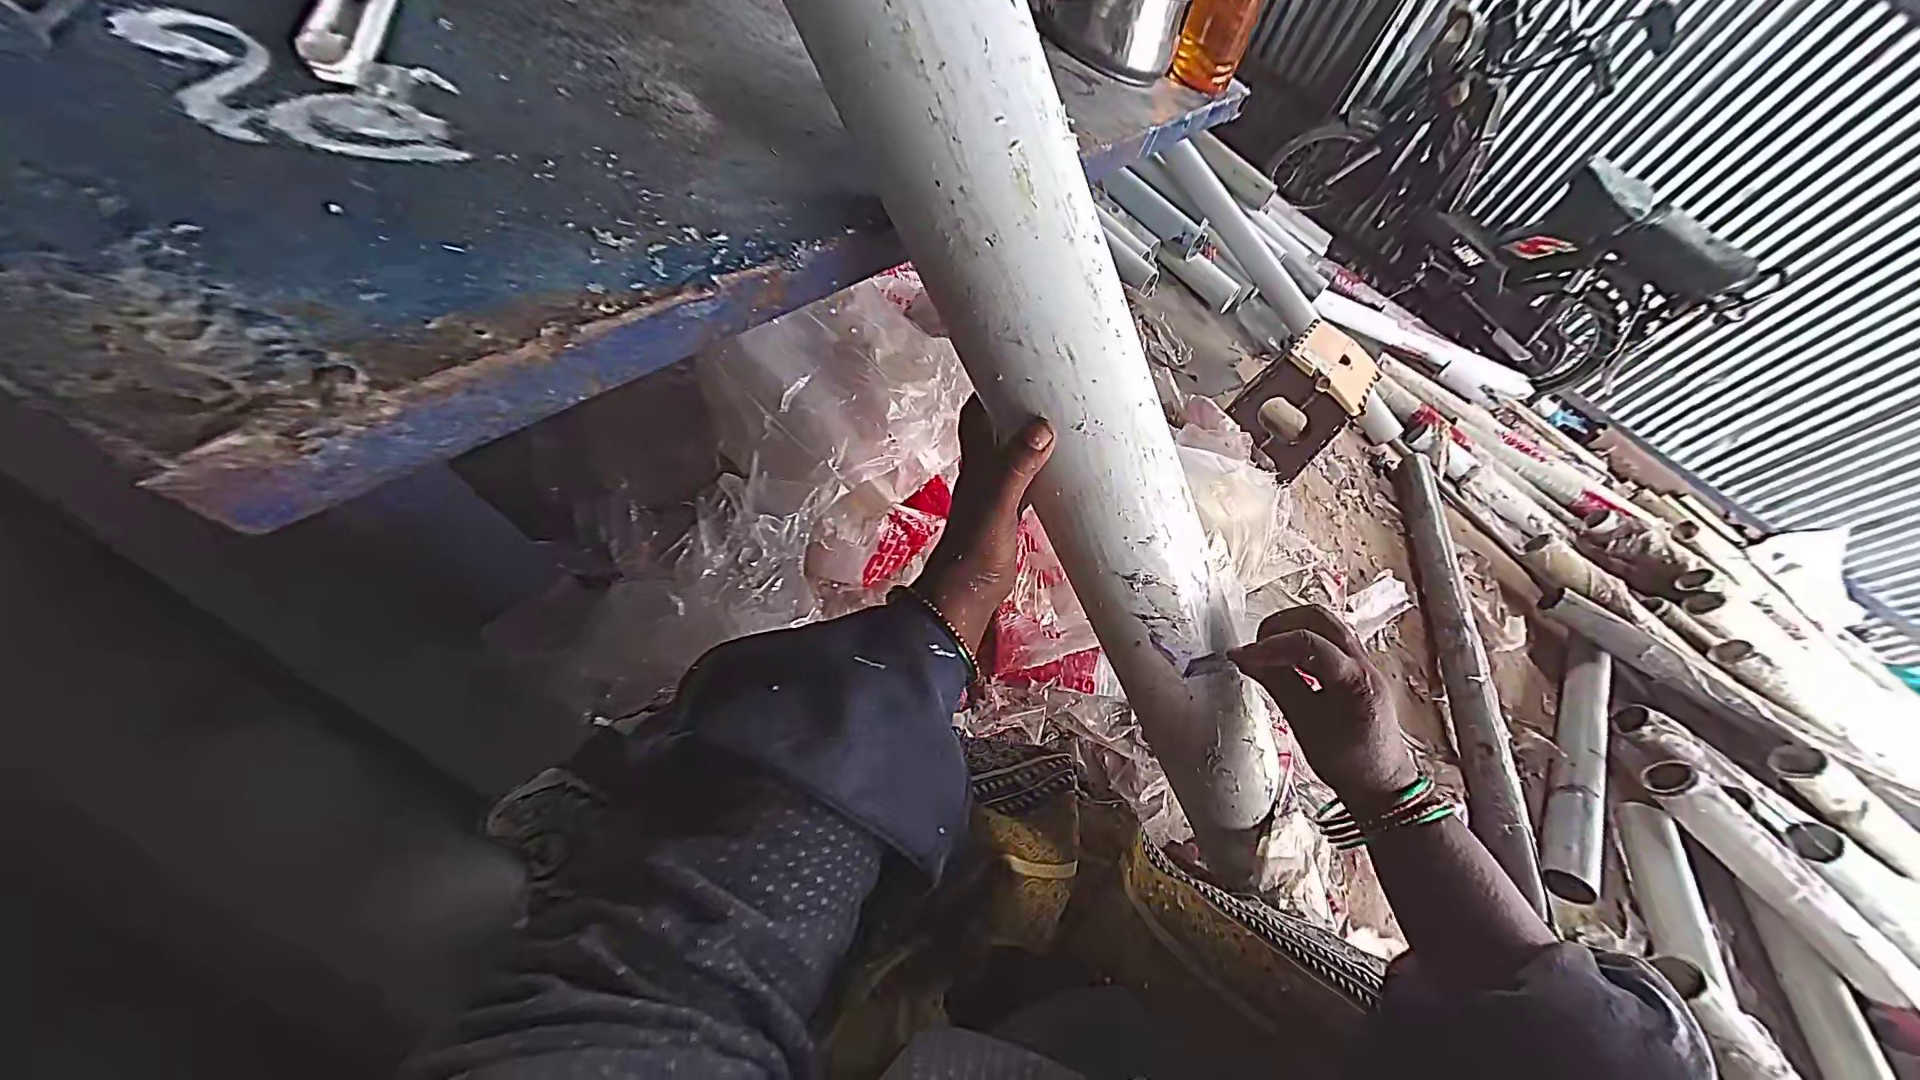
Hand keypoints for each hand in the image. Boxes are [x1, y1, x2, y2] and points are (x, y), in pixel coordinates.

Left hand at [913, 396, 1053, 653]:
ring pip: (1013, 454)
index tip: (1014, 365)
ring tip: (1061, 420)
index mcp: (978, 466)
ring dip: (1030, 438)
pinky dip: (1041, 469)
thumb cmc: (976, 555)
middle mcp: (985, 475)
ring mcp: (997, 496)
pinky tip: (1059, 469)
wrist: (965, 600)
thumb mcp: (997, 509)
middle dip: (1015, 408)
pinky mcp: (1009, 517)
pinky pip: (1027, 481)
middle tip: (1048, 389)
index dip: (988, 389)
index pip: (975, 416)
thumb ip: (1015, 471)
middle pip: (996, 430)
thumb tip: (1040, 427)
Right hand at [1228, 605, 1416, 813]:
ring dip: (1290, 629)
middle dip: (1279, 626)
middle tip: (1257, 649)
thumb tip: (1244, 657)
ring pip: (1324, 622)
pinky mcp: (1358, 666)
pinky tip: (1286, 661)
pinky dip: (1301, 639)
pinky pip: (1327, 637)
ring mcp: (1365, 662)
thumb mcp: (1304, 723)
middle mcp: (1364, 662)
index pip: (1307, 643)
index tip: (1242, 656)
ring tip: (1268, 653)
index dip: (1268, 646)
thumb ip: (1276, 682)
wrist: (1383, 784)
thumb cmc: (1346, 761)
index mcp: (1355, 680)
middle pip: (1318, 618)